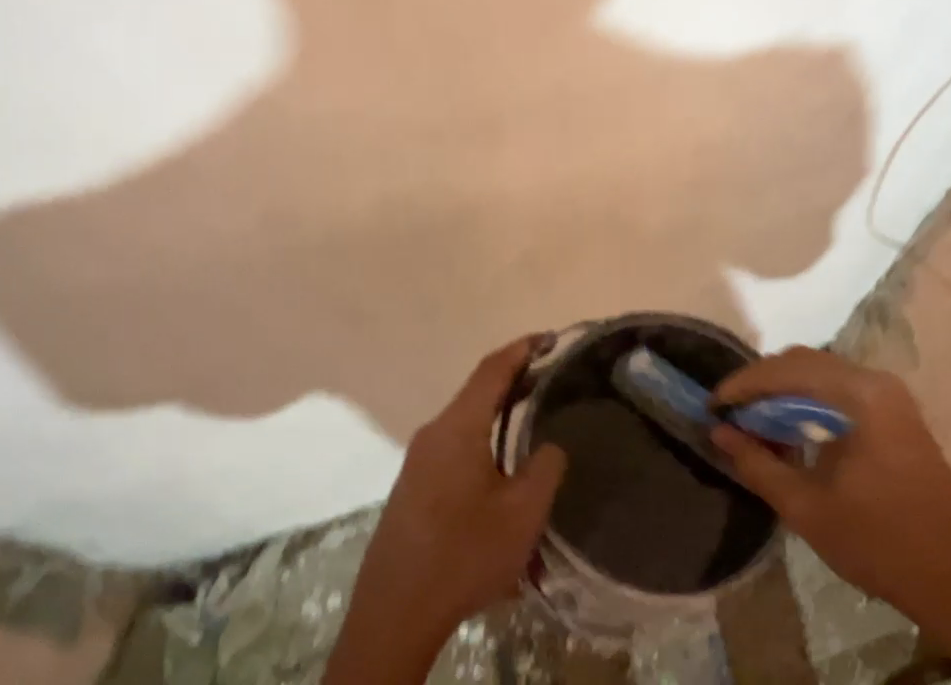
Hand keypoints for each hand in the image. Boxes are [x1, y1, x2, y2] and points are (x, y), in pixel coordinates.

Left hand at [329, 335, 567, 684]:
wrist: (397, 613)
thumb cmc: (465, 553)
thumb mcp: (524, 511)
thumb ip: (545, 467)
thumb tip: (549, 446)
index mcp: (458, 428)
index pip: (492, 369)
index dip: (523, 348)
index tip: (552, 338)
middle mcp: (433, 435)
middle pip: (477, 392)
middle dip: (515, 380)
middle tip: (553, 377)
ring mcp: (417, 463)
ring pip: (466, 423)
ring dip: (499, 414)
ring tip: (534, 416)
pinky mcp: (413, 489)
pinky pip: (455, 448)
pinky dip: (484, 440)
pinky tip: (504, 466)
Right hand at [708, 346, 950, 611]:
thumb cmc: (878, 541)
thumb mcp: (806, 507)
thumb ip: (758, 464)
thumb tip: (719, 433)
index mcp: (860, 394)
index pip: (788, 368)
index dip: (744, 383)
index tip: (712, 405)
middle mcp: (878, 382)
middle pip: (807, 363)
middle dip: (763, 384)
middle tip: (730, 414)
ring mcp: (892, 398)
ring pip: (824, 376)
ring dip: (786, 394)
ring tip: (753, 424)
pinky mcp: (898, 416)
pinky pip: (843, 394)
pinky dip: (811, 405)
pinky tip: (791, 433)